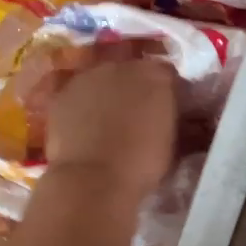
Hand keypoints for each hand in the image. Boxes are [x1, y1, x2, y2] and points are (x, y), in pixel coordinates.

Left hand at [44, 54, 178, 204]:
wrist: (94, 179)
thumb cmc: (145, 161)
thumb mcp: (177, 139)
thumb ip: (179, 118)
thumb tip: (184, 116)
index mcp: (156, 74)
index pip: (169, 74)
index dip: (170, 92)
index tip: (171, 111)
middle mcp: (121, 66)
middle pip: (134, 71)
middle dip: (139, 88)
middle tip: (141, 114)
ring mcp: (87, 77)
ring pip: (104, 80)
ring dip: (110, 94)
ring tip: (112, 122)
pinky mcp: (61, 94)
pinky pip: (80, 95)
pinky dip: (86, 106)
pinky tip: (88, 128)